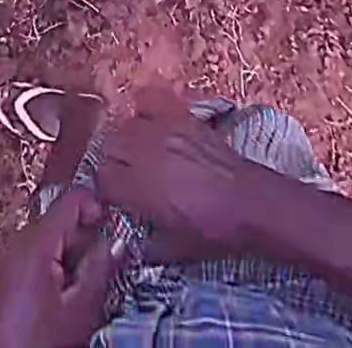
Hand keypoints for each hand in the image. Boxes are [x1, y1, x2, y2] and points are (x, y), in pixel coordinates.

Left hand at [0, 190, 119, 347]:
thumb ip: (100, 266)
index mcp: (36, 240)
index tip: (115, 224)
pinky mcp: (7, 281)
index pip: (73, 199)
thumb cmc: (31, 346)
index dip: (99, 207)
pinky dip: (58, 270)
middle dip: (88, 238)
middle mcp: (18, 244)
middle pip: (63, 219)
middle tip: (106, 260)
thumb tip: (115, 241)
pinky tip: (65, 297)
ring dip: (74, 257)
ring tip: (85, 285)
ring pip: (54, 241)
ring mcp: (10, 262)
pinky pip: (40, 259)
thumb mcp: (79, 308)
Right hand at [94, 88, 283, 258]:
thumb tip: (134, 245)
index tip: (115, 196)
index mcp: (140, 187)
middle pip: (110, 145)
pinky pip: (152, 104)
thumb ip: (147, 245)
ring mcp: (165, 130)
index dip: (106, 189)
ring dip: (128, 139)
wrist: (248, 200)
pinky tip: (154, 125)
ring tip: (140, 151)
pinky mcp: (182, 117)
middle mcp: (146, 153)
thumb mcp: (175, 248)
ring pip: (127, 124)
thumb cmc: (212, 229)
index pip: (103, 178)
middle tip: (127, 173)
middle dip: (114, 160)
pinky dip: (147, 112)